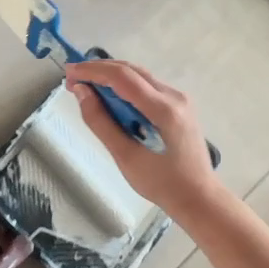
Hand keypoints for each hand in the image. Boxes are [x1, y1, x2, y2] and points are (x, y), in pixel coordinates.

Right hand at [64, 59, 224, 217]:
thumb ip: (100, 121)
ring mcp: (179, 99)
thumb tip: (81, 91)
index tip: (69, 74)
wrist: (199, 197)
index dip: (92, 71)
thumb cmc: (161, 183)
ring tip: (85, 85)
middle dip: (98, 70)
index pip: (122, 77)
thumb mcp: (125, 156)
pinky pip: (146, 85)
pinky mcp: (178, 105)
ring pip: (138, 75)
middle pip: (130, 70)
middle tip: (72, 79)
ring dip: (110, 76)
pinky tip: (109, 96)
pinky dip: (123, 85)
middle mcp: (174, 97)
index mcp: (163, 110)